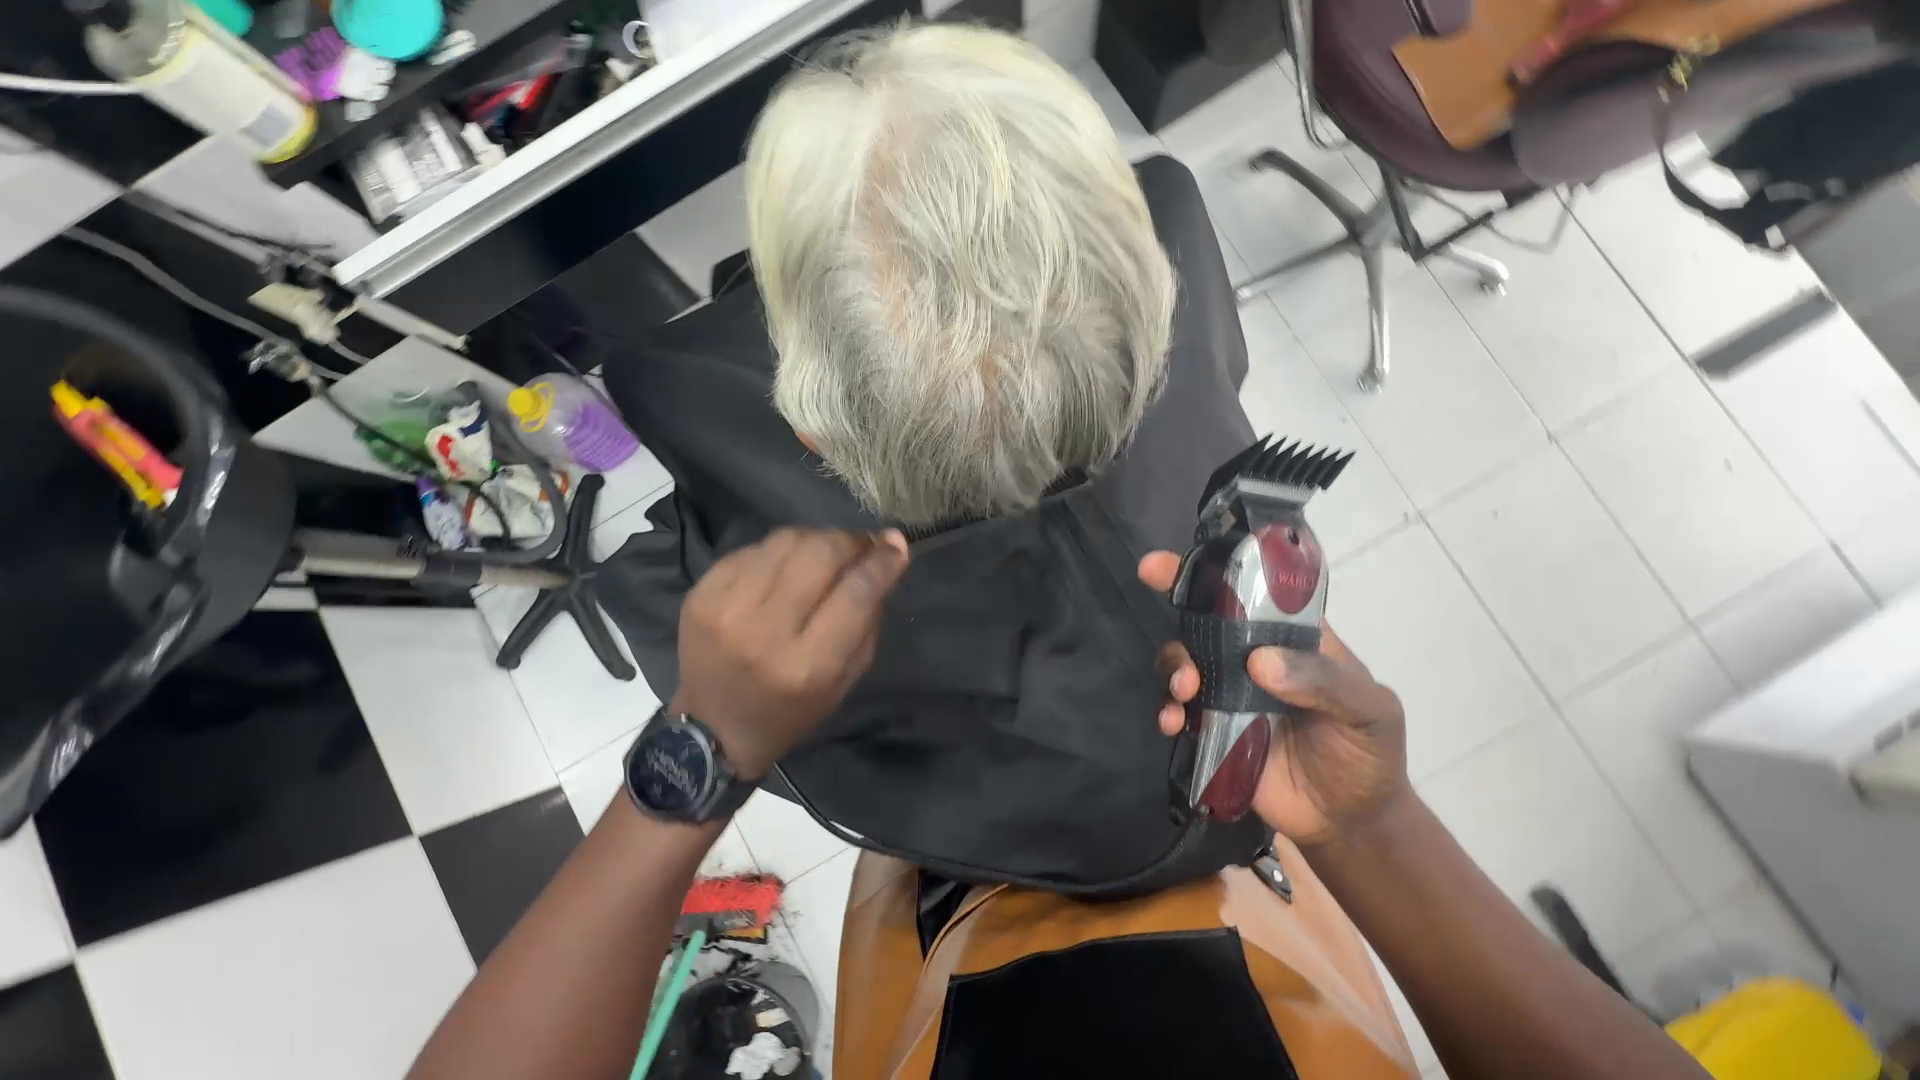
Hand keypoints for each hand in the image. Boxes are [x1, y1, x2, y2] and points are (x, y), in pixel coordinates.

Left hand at [674, 528, 909, 779]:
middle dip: (850, 541)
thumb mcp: (844, 682)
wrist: (712, 729)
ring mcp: (727, 609)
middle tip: (861, 547)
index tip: (897, 546)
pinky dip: (778, 552)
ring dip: (816, 539)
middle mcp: (765, 632)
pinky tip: (785, 568)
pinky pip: (752, 549)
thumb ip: (868, 622)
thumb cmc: (790, 712)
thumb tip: (886, 557)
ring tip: (826, 553)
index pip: (856, 592)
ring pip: (786, 541)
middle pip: (820, 554)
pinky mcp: (702, 594)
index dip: (883, 560)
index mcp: (808, 666)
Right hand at [1139, 551, 1410, 845]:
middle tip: (1175, 638)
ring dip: (1173, 668)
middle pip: (1206, 620)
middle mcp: (1254, 657)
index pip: (1254, 591)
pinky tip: (1173, 724)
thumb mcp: (1368, 710)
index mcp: (1294, 638)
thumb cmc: (1369, 753)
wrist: (1350, 822)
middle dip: (1178, 610)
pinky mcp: (1212, 731)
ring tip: (1185, 691)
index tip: (1168, 561)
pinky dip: (1167, 712)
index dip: (1215, 570)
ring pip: (1184, 662)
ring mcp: (1229, 694)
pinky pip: (1178, 711)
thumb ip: (1323, 681)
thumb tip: (1260, 661)